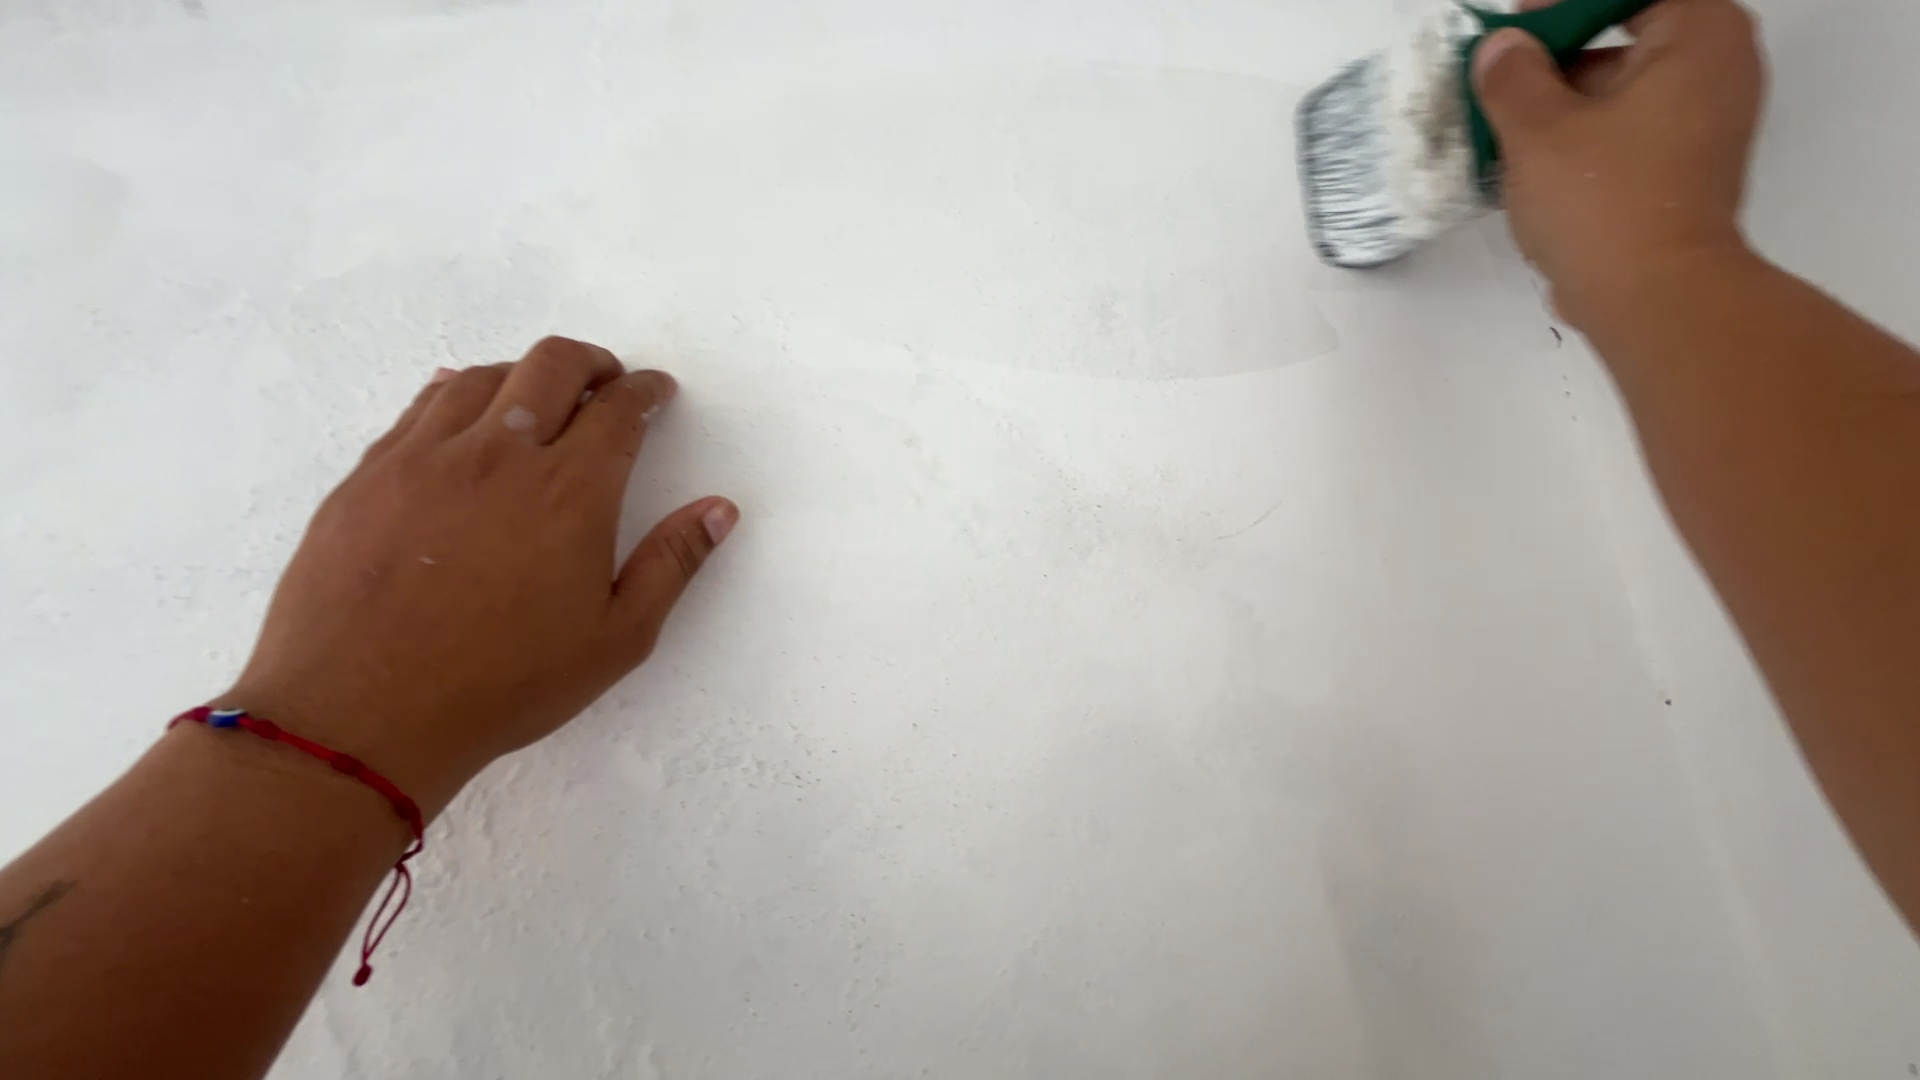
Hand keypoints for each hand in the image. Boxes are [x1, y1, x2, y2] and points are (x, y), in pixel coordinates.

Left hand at [213, 337, 738, 814]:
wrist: (359, 717)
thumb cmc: (508, 682)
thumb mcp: (619, 635)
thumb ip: (673, 562)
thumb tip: (720, 509)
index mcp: (571, 492)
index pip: (620, 410)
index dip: (646, 391)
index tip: (657, 390)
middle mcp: (501, 455)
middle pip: (552, 365)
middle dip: (592, 362)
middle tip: (608, 380)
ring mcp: (425, 457)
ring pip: (485, 377)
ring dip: (527, 375)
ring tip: (543, 400)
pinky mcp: (369, 474)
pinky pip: (423, 406)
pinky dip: (461, 393)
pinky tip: (467, 412)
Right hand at [1472, 0, 1765, 327]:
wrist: (1648, 291)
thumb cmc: (1599, 199)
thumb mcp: (1538, 133)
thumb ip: (1512, 80)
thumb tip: (1499, 47)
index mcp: (1697, 37)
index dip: (1560, 7)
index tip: (1508, 32)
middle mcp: (1713, 68)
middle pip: (1622, 39)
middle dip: (1549, 63)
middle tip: (1490, 86)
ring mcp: (1699, 123)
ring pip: (1613, 93)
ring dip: (1551, 108)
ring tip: (1493, 134)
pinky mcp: (1675, 169)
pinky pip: (1618, 135)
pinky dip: (1571, 142)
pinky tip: (1520, 168)